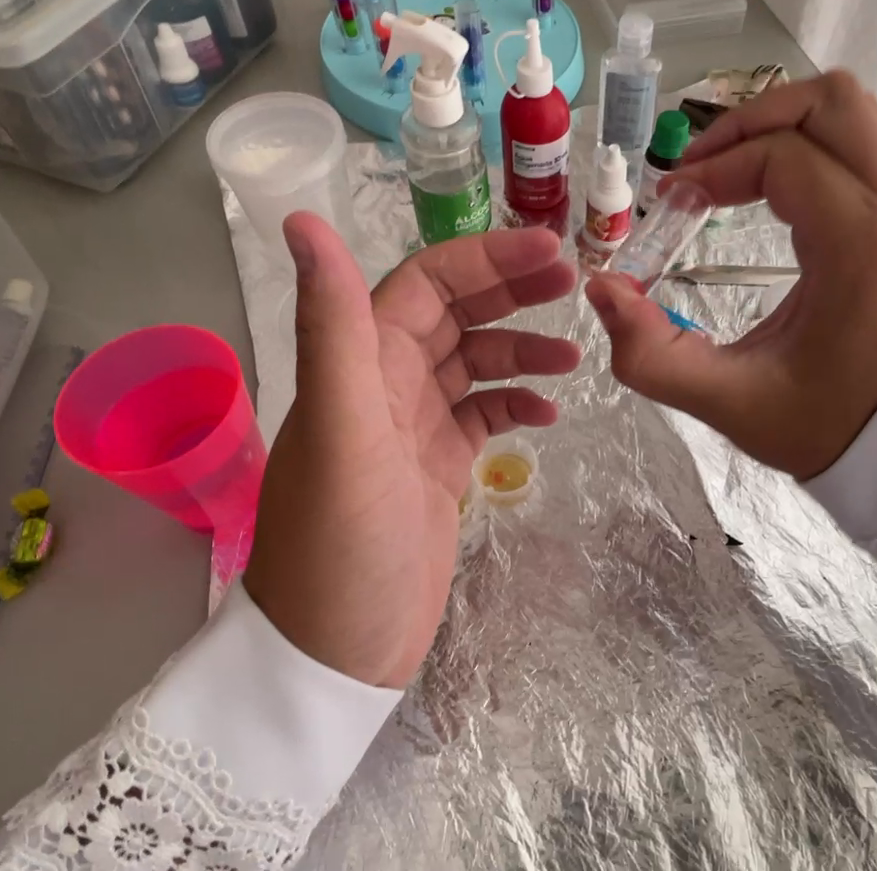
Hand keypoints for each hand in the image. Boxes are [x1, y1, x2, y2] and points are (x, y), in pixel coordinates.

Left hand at [243, 215, 578, 687]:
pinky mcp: (435, 468)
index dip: (486, 260)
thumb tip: (301, 220)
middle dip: (510, 291)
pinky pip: (480, 416)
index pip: (426, 284)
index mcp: (358, 362)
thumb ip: (332, 325)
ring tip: (571, 355)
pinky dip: (514, 404)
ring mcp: (411, 428)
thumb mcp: (344, 429)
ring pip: (472, 363)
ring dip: (519, 349)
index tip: (551, 250)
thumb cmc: (342, 542)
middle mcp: (382, 384)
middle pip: (453, 314)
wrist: (336, 655)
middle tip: (575, 282)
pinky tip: (546, 414)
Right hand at [585, 71, 876, 478]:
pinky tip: (760, 192)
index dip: (714, 168)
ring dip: (778, 126)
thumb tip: (600, 288)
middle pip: (830, 102)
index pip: (784, 157)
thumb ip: (652, 355)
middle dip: (751, 120)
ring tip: (726, 173)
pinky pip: (853, 146)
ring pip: (848, 113)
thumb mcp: (729, 402)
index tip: (671, 203)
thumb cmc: (823, 425)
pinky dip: (801, 147)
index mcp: (859, 247)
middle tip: (702, 168)